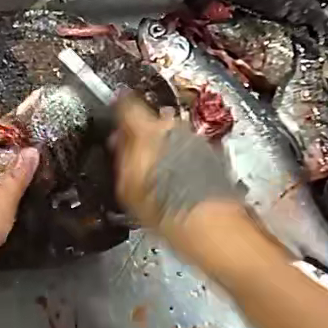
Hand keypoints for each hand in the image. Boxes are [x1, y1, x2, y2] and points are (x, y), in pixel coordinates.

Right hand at [110, 95, 241, 245]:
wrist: (208, 223)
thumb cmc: (165, 208)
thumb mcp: (126, 186)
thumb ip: (120, 155)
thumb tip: (118, 141)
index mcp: (147, 130)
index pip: (127, 104)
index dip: (118, 108)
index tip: (114, 115)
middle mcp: (175, 128)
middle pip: (154, 119)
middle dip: (145, 134)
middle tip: (136, 157)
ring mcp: (197, 139)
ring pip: (174, 134)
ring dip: (166, 147)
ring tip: (159, 175)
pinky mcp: (213, 153)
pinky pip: (191, 148)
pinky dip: (184, 158)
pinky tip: (178, 181)